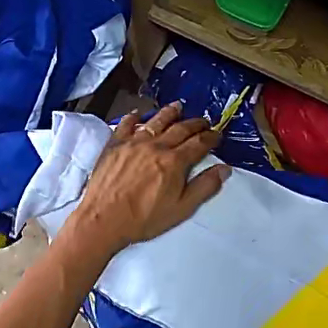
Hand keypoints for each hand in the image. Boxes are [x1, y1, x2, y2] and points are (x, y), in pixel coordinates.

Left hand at [63, 103, 230, 255]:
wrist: (103, 220)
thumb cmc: (145, 218)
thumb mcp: (183, 208)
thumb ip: (205, 186)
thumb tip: (224, 169)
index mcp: (175, 161)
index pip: (199, 143)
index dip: (211, 137)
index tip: (218, 135)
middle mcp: (156, 146)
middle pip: (181, 128)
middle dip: (196, 123)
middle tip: (204, 122)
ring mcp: (133, 143)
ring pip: (156, 121)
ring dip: (170, 113)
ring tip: (178, 107)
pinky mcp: (114, 145)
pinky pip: (126, 124)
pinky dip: (134, 117)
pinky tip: (139, 114)